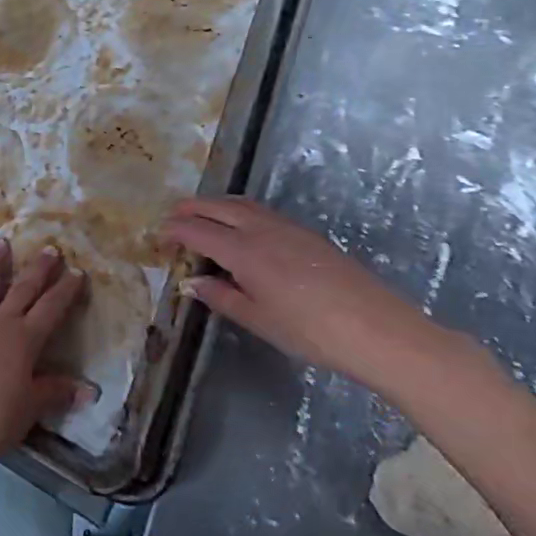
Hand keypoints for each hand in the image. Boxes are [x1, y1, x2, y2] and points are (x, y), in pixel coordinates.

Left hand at [0, 238, 93, 479]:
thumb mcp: (31, 408)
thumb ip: (58, 391)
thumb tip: (90, 389)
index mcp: (25, 339)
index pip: (52, 307)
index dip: (66, 290)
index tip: (77, 272)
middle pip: (23, 288)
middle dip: (39, 268)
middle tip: (50, 248)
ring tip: (1, 242)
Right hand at [164, 197, 462, 387]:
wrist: (377, 329)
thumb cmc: (311, 331)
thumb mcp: (259, 320)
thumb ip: (221, 297)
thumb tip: (192, 283)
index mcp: (244, 251)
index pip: (198, 230)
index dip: (175, 230)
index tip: (158, 236)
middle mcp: (262, 229)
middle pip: (218, 207)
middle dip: (191, 208)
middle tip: (172, 216)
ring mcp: (287, 227)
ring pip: (242, 204)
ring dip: (216, 205)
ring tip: (201, 216)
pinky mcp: (306, 233)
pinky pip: (261, 211)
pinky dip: (239, 211)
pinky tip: (241, 229)